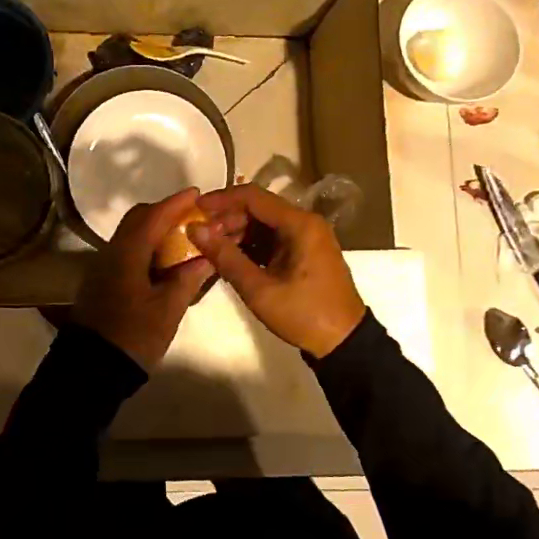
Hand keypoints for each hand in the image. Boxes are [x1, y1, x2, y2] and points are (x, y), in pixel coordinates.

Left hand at [72, 189, 214, 369]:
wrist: (92, 369)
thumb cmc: (133, 336)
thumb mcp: (168, 309)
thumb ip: (187, 279)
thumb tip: (206, 258)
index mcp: (127, 255)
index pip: (153, 217)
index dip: (176, 204)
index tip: (197, 193)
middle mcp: (111, 253)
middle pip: (138, 220)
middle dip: (164, 212)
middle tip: (192, 216)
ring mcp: (103, 267)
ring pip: (130, 235)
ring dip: (154, 229)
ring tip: (182, 237)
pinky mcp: (102, 281)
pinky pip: (126, 251)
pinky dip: (146, 246)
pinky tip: (163, 261)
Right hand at [189, 184, 366, 358]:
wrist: (344, 341)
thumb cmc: (303, 314)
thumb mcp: (259, 289)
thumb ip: (225, 257)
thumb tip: (195, 230)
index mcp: (300, 224)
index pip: (253, 197)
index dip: (221, 200)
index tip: (194, 210)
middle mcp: (305, 222)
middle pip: (259, 209)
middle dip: (227, 220)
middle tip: (200, 237)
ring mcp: (307, 237)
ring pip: (264, 224)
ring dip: (237, 233)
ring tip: (210, 250)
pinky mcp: (305, 252)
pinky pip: (273, 239)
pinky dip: (251, 245)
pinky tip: (230, 258)